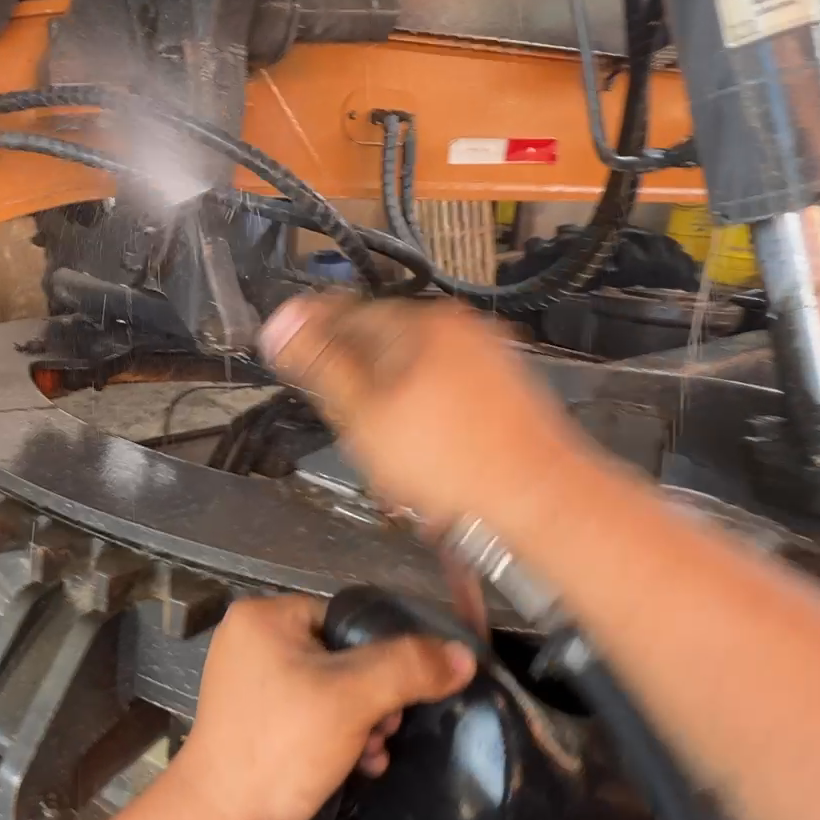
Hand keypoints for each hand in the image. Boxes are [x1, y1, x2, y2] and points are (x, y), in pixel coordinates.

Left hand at [171, 595, 474, 819]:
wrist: (227, 815)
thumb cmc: (283, 741)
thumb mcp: (352, 696)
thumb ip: (408, 669)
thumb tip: (461, 654)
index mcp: (261, 616)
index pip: (340, 618)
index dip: (377, 652)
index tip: (402, 690)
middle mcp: (250, 639)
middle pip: (338, 654)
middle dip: (372, 695)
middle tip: (387, 726)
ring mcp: (251, 681)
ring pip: (329, 688)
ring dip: (362, 720)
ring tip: (375, 749)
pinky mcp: (258, 717)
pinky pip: (311, 712)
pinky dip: (339, 734)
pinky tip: (361, 762)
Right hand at [257, 293, 593, 531]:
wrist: (540, 504)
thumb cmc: (450, 462)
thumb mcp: (362, 411)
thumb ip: (317, 363)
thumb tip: (279, 322)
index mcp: (422, 324)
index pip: (344, 314)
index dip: (311, 340)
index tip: (290, 359)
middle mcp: (460, 330)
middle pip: (380, 345)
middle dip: (352, 379)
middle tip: (337, 415)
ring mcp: (487, 360)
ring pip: (410, 372)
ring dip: (385, 403)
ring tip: (380, 447)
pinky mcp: (502, 393)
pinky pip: (442, 394)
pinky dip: (420, 418)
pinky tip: (418, 455)